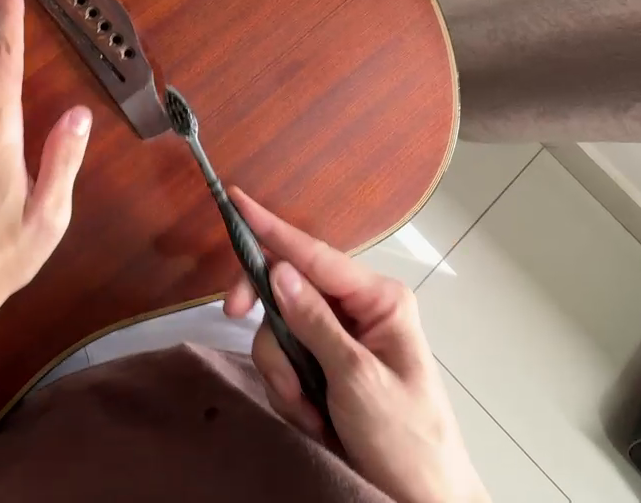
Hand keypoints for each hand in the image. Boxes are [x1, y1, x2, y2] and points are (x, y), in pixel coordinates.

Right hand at [223, 187, 487, 502]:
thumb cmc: (407, 440)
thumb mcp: (358, 380)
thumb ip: (314, 323)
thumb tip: (278, 270)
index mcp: (378, 300)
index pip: (314, 254)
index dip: (271, 228)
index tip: (235, 199)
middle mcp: (355, 309)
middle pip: (286, 290)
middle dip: (271, 326)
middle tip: (233, 317)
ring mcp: (337, 337)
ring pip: (278, 330)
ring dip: (283, 373)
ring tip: (311, 412)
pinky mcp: (322, 365)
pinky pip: (282, 359)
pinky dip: (287, 390)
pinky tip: (313, 418)